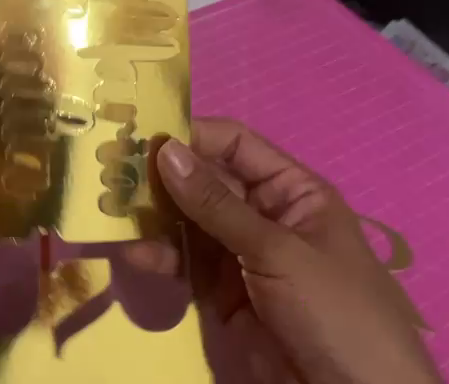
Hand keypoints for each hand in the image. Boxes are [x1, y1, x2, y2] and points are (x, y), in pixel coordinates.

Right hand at [126, 119, 440, 383]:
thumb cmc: (336, 313)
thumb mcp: (278, 252)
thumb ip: (217, 204)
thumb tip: (166, 149)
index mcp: (291, 191)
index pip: (234, 144)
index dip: (192, 135)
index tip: (141, 136)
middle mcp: (263, 215)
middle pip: (204, 181)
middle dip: (161, 176)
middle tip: (111, 172)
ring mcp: (242, 255)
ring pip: (188, 222)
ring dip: (154, 217)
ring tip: (115, 214)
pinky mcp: (225, 295)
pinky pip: (186, 264)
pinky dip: (161, 257)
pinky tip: (136, 256)